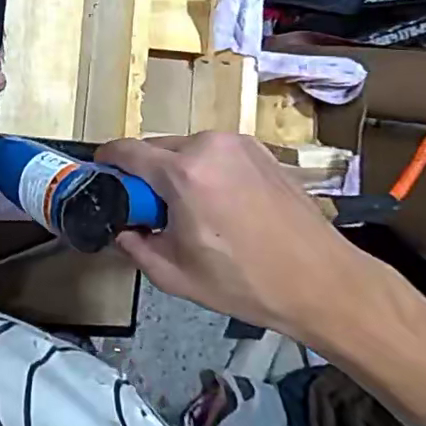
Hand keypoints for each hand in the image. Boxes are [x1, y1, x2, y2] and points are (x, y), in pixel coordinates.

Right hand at [96, 131, 372, 343]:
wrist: (324, 281)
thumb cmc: (247, 283)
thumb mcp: (176, 275)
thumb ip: (134, 246)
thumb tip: (121, 230)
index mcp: (184, 174)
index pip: (126, 151)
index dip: (106, 162)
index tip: (101, 176)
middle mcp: (209, 145)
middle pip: (155, 148)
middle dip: (145, 175)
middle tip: (152, 210)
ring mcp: (238, 143)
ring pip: (185, 148)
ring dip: (176, 171)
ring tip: (192, 210)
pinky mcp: (259, 149)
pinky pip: (214, 152)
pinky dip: (205, 170)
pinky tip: (221, 203)